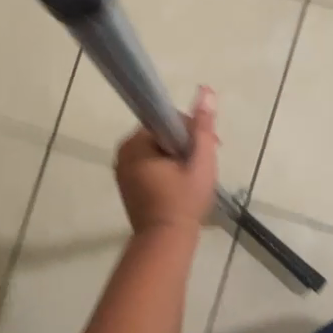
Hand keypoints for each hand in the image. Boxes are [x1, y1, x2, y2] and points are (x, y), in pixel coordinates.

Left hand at [114, 87, 218, 233]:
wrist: (165, 242)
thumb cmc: (184, 202)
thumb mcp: (200, 162)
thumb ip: (203, 127)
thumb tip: (205, 90)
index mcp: (135, 143)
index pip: (166, 120)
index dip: (191, 130)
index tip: (210, 146)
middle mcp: (123, 153)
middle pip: (161, 135)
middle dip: (186, 144)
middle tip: (206, 163)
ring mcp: (122, 170)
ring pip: (157, 151)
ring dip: (178, 158)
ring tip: (196, 177)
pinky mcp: (127, 185)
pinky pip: (150, 166)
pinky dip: (167, 170)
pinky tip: (182, 186)